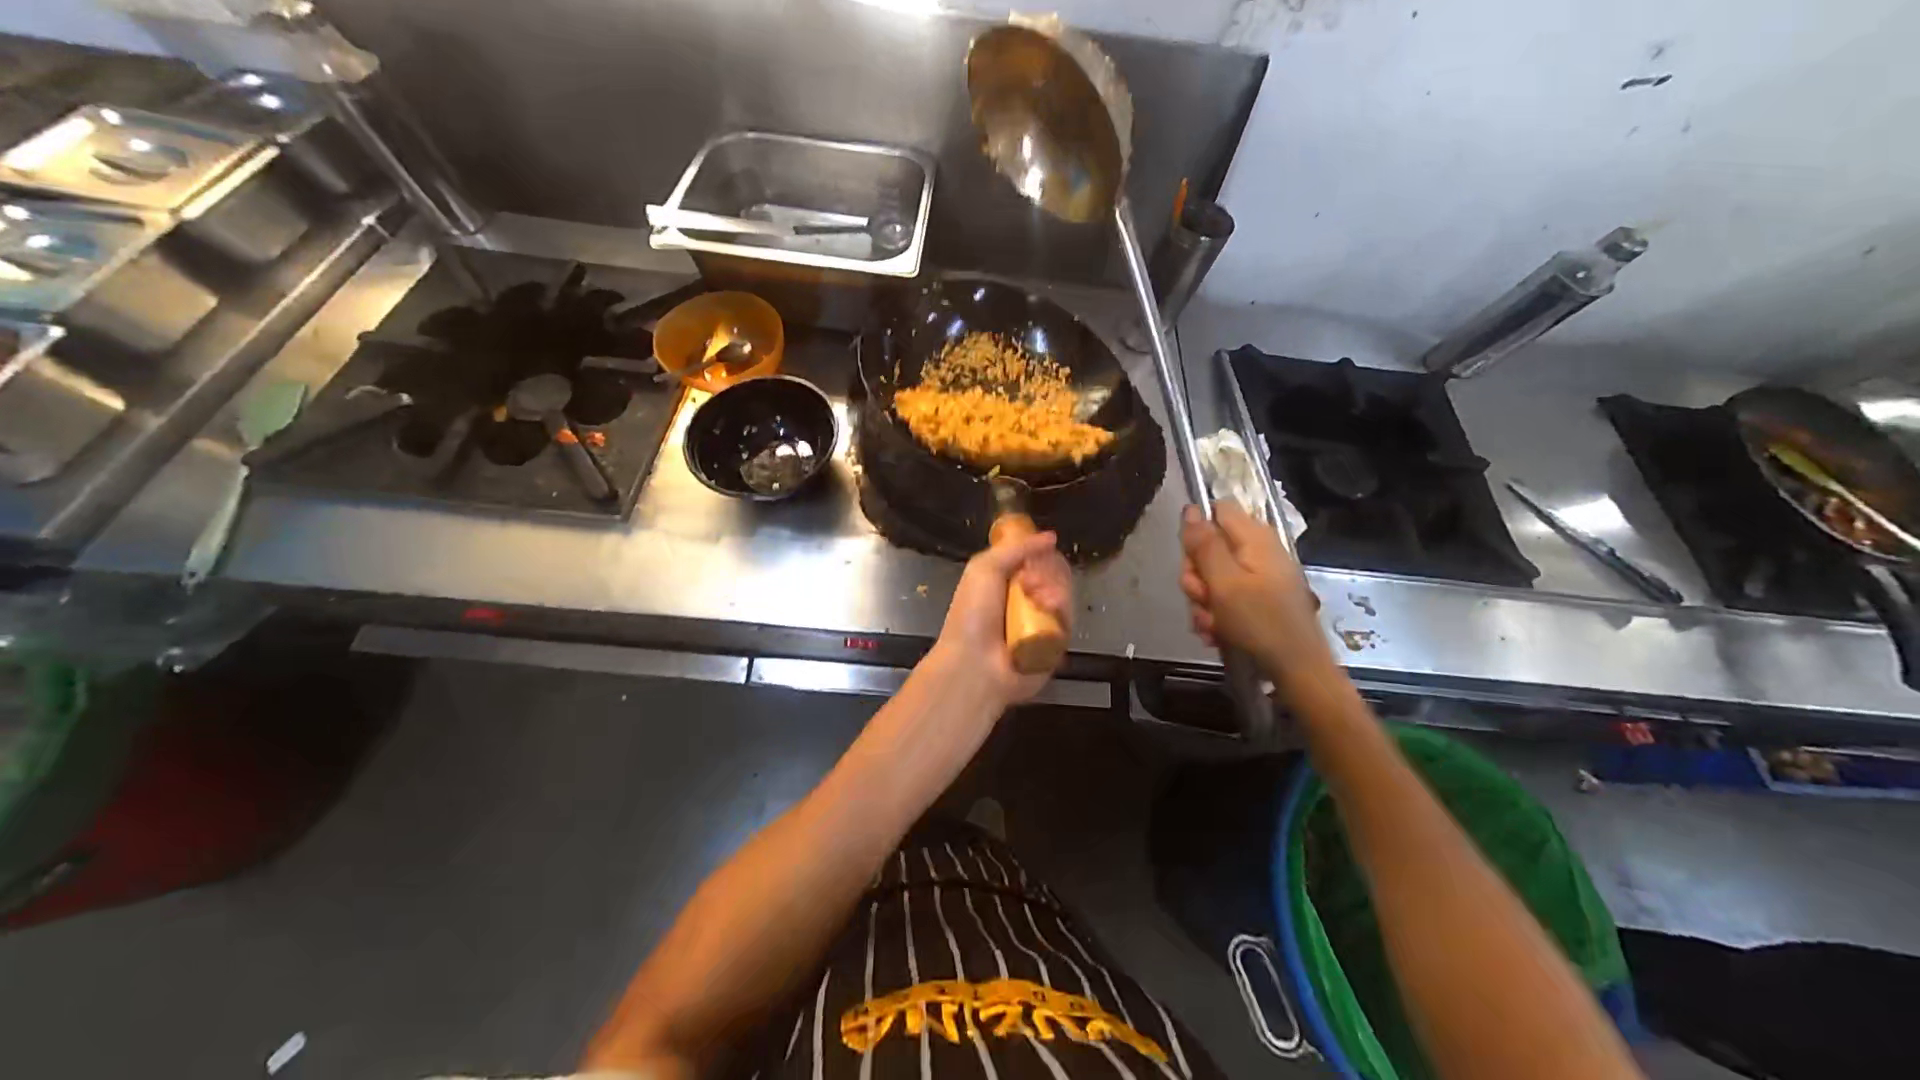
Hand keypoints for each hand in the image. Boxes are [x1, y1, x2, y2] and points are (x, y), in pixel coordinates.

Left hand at [928, 530, 1072, 709]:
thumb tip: (1050, 537)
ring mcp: (1042, 622)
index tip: (1034, 555)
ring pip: (1066, 593)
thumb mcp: (984, 567)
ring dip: (1054, 589)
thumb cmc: (972, 615)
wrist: (975, 663)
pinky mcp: (1057, 643)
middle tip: (1030, 581)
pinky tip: (1047, 610)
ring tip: (1036, 598)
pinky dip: (1062, 610)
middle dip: (1047, 571)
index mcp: (1007, 582)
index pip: (1037, 558)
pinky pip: (1070, 618)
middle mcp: (1026, 600)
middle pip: (1056, 573)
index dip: (1040, 552)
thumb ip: (1016, 547)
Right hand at [1180, 501, 1332, 678]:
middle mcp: (1257, 550)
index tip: (1191, 558)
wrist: (1296, 667)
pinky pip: (1224, 597)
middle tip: (1201, 597)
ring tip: (1210, 622)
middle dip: (1196, 576)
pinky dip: (1215, 614)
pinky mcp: (1257, 598)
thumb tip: (1190, 509)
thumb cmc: (1260, 621)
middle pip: (1209, 547)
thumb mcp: (1224, 582)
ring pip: (1212, 577)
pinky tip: (1216, 632)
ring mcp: (1258, 576)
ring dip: (1203, 601)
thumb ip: (1204, 544)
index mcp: (1254, 537)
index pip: (1216, 510)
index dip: (1196, 530)